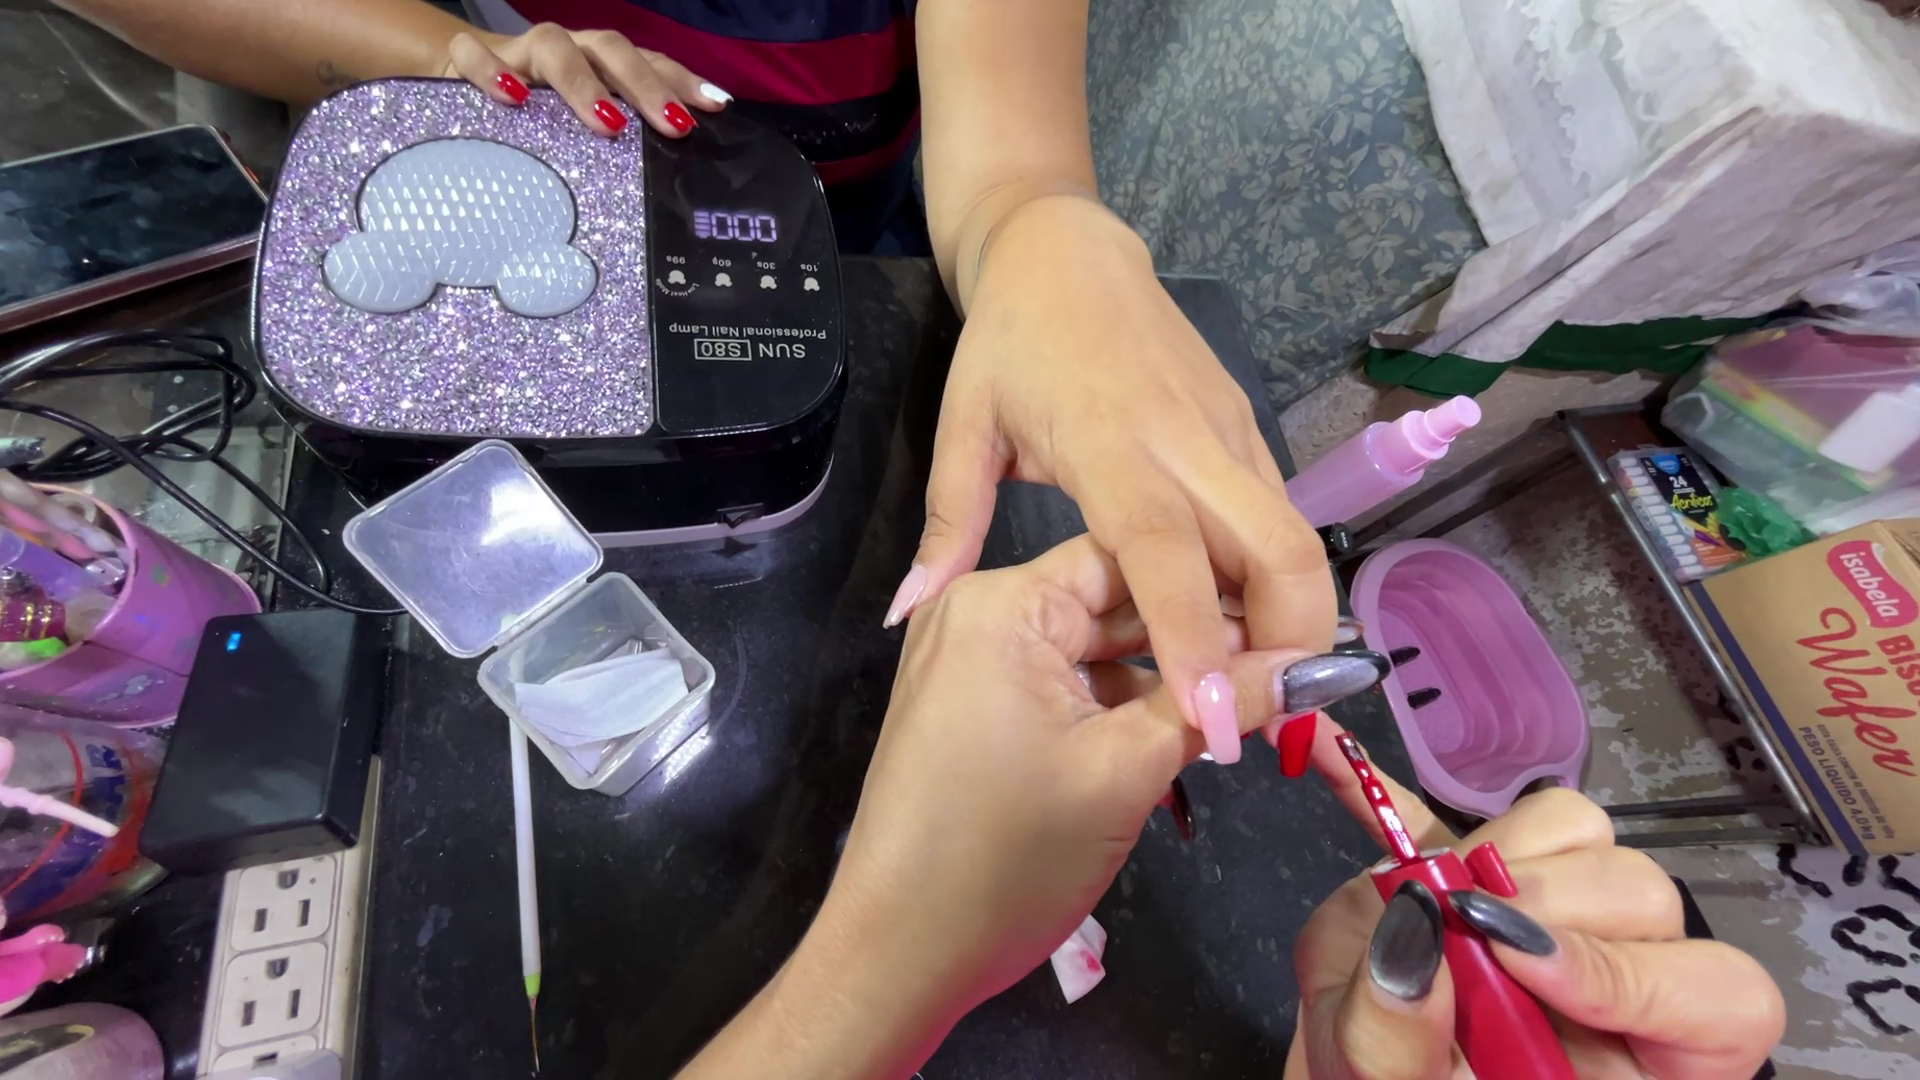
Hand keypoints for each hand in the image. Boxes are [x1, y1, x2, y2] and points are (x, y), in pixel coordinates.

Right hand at [441, 24, 726, 137]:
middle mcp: (572, 53)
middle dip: (645, 85)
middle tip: (674, 125)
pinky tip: (512, 98)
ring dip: (583, 83)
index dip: (682, 82)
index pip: (650, 64)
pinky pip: (472, 56)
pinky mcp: (468, 64)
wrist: (464, 86)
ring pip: (555, 47)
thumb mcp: (592, 132)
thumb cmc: (546, 119)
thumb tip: (684, 167)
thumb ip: (634, 143)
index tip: (716, 107)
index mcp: (605, 67)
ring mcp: (522, 55)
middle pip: (611, 50)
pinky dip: (489, 70)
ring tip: (608, 122)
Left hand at [677, 538, 1384, 1078]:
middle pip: (1110, 601)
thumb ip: (1218, 703)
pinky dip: (1112, 699)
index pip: (1129, 556)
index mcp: (1004, 601)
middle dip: (1190, 643)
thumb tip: (1310, 663)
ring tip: (1236, 706)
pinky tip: (1169, 727)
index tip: (1288, 625)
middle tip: (1282, 673)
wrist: (900, 950)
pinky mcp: (973, 694)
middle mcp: (980, 607)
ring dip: (1156, 677)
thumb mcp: (1126, 771)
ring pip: (1090, 644)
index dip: (1211, 590)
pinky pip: (1059, 675)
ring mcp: (970, 652)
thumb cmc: (1009, 857)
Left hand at [889, 195, 1338, 766]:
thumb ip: (948, 526)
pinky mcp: (1243, 419)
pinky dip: (1274, 567)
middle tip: (1266, 712)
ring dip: (1293, 610)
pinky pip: (1274, 505)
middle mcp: (1184, 440)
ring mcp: (1225, 427)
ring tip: (1258, 676)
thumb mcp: (963, 429)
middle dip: (1290, 637)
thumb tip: (905, 610)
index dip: (1194, 637)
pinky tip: (1241, 607)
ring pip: (1290, 530)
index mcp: (1106, 445)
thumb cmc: (1006, 344)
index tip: (1214, 719)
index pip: (1164, 551)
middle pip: (1275, 546)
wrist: (1066, 253)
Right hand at [1291, 726, 1785, 1079]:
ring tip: (1432, 877)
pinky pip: (1429, 806)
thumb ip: (1397, 1033)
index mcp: (1635, 1060)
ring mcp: (1523, 904)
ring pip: (1575, 829)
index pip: (1717, 999)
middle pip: (1642, 894)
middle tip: (1463, 913)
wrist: (1344, 1054)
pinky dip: (1373, 783)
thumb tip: (1419, 923)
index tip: (1515, 957)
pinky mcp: (1453, 864)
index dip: (1627, 970)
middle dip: (1547, 897)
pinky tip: (1323, 747)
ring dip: (1497, 841)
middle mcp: (1604, 972)